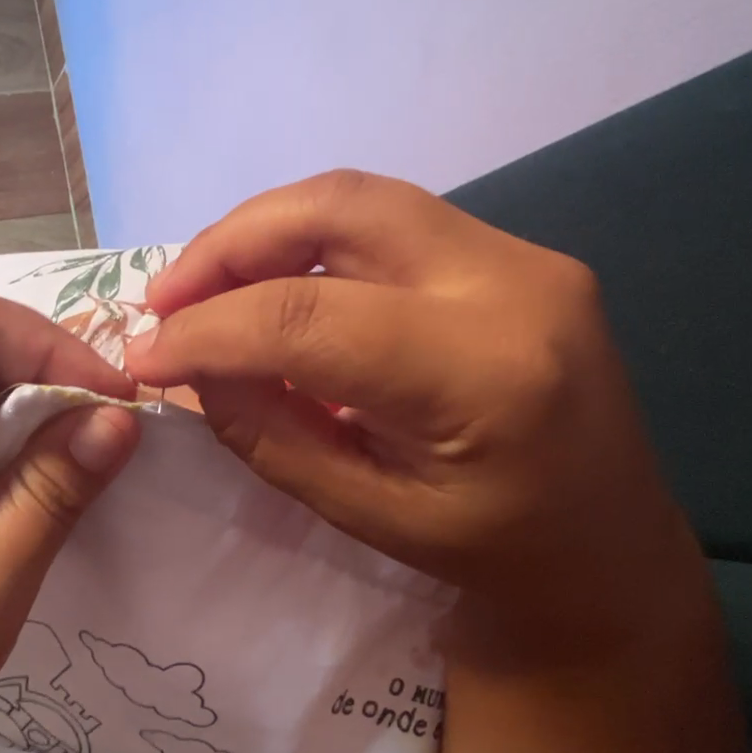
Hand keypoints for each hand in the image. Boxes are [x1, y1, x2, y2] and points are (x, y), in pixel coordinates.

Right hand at [126, 171, 701, 645]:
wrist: (606, 547)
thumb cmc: (487, 552)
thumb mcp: (362, 511)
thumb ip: (268, 432)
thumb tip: (194, 367)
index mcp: (481, 375)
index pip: (308, 319)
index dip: (207, 330)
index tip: (144, 356)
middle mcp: (512, 286)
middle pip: (338, 209)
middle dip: (228, 245)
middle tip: (164, 297)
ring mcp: (523, 256)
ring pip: (359, 200)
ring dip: (262, 235)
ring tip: (202, 291)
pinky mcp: (512, 254)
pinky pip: (385, 223)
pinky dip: (306, 246)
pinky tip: (270, 289)